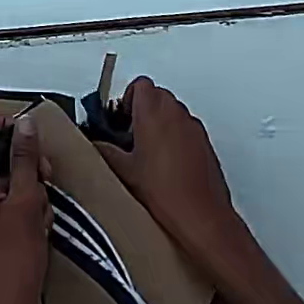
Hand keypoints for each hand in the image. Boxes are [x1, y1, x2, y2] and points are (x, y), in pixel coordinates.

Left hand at [0, 113, 50, 303]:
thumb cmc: (11, 261)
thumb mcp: (25, 200)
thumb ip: (25, 157)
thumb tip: (25, 122)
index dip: (6, 125)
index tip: (32, 137)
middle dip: (25, 160)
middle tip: (45, 176)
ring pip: (8, 175)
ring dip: (31, 186)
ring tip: (42, 210)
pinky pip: (10, 198)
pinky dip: (28, 205)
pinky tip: (39, 224)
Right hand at [95, 77, 249, 264]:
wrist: (202, 219)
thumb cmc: (167, 193)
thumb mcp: (124, 171)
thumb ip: (104, 150)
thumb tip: (97, 144)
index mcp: (153, 111)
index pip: (139, 84)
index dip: (127, 98)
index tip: (121, 117)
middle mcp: (176, 113)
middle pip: (156, 95)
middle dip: (142, 110)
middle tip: (130, 132)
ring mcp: (194, 128)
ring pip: (172, 111)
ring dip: (159, 122)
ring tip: (147, 151)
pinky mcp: (206, 144)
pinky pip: (186, 129)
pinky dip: (176, 137)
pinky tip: (166, 165)